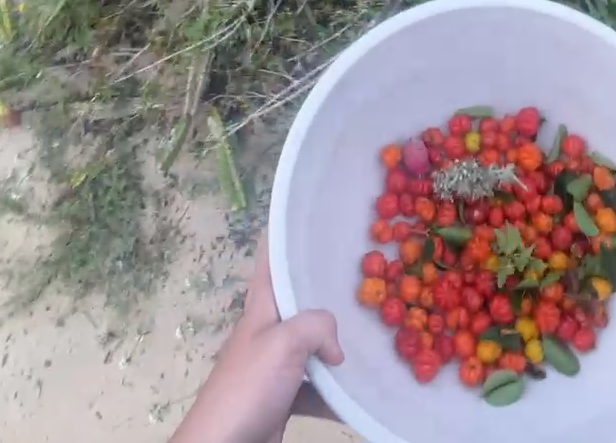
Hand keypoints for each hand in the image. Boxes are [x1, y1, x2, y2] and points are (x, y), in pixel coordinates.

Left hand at [171, 233, 343, 442]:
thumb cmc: (246, 389)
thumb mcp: (283, 343)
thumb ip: (316, 326)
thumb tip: (337, 348)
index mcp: (262, 309)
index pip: (270, 260)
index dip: (282, 235)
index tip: (305, 215)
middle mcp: (268, 332)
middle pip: (297, 301)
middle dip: (324, 288)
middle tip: (360, 273)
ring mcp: (274, 368)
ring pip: (311, 345)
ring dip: (335, 342)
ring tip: (369, 331)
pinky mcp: (282, 400)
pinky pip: (316, 389)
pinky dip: (336, 392)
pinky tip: (357, 392)